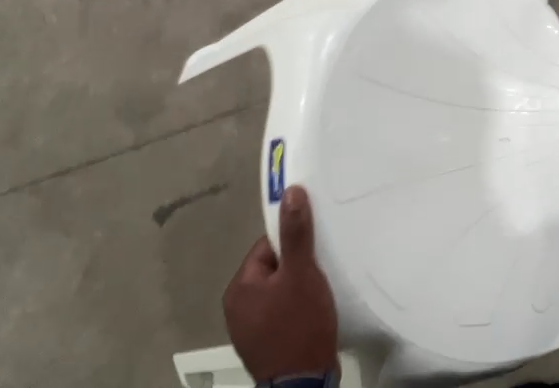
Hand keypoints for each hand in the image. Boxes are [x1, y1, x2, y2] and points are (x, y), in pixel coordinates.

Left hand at [223, 186, 339, 380]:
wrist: (302, 386)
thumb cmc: (298, 325)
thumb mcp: (301, 273)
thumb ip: (296, 233)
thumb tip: (290, 191)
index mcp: (239, 287)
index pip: (267, 247)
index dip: (293, 244)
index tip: (315, 251)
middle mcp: (237, 308)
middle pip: (274, 269)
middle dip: (298, 267)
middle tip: (321, 271)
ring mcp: (249, 331)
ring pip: (279, 293)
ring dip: (298, 289)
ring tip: (321, 292)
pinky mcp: (265, 347)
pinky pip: (282, 314)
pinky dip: (297, 310)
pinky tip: (314, 314)